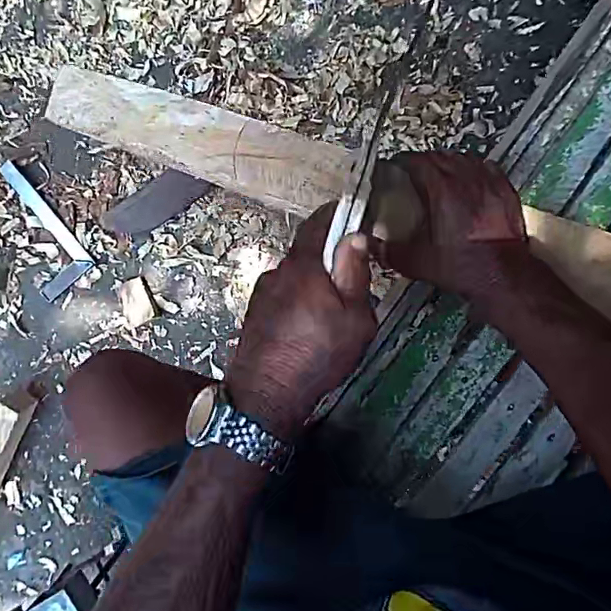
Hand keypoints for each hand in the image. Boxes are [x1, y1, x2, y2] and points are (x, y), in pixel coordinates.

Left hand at [224, 204, 377, 441]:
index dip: (336, 215)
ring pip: (295, 278)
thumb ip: (355, 273)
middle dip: (329, 260)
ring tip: (332, 314)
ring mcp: (262, 294)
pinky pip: (284, 297)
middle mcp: (277, 272)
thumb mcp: (355, 317)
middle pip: (307, 253)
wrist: (267, 396)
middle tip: (352, 279)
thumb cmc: (317, 355)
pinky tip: (310, 328)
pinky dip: (299, 302)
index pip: (317, 223)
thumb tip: (355, 236)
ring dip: (313, 285)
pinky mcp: (255, 315)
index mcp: (303, 266)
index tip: (352, 214)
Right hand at [373, 152, 529, 303]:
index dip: (403, 161)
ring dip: (450, 162)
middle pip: (440, 156)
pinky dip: (476, 168)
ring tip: (442, 172)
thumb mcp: (417, 262)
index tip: (397, 165)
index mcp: (441, 190)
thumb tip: (375, 246)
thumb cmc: (466, 266)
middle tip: (416, 170)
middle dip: (425, 160)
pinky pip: (487, 167)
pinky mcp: (504, 191)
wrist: (502, 275)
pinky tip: (472, 176)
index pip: (417, 161)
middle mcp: (465, 180)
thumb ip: (390, 251)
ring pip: (464, 158)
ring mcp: (488, 183)